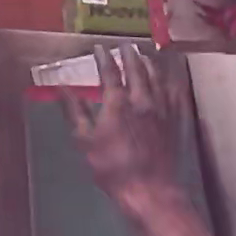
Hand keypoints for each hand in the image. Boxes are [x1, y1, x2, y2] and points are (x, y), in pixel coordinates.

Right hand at [60, 44, 189, 213]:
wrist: (150, 191)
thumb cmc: (112, 167)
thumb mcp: (85, 140)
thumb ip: (75, 111)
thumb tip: (61, 88)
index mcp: (118, 102)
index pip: (109, 72)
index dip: (103, 58)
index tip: (99, 47)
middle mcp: (142, 99)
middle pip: (137, 70)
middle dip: (130, 55)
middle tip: (126, 44)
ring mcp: (162, 110)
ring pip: (157, 79)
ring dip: (150, 64)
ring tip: (145, 56)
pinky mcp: (174, 122)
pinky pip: (174, 96)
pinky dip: (170, 84)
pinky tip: (170, 81)